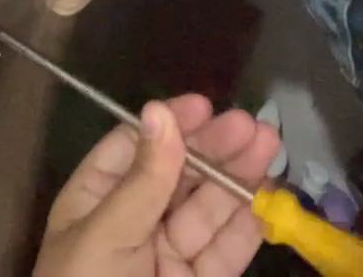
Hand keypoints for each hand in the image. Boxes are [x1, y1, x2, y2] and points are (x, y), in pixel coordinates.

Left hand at [33, 94, 280, 276]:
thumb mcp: (105, 237)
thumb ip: (141, 179)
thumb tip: (159, 110)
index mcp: (95, 201)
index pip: (135, 148)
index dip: (169, 124)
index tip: (203, 105)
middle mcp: (132, 223)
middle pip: (178, 174)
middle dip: (213, 148)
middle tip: (251, 125)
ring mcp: (166, 257)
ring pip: (207, 209)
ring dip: (238, 179)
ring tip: (268, 145)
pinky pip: (224, 251)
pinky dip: (247, 226)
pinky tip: (268, 198)